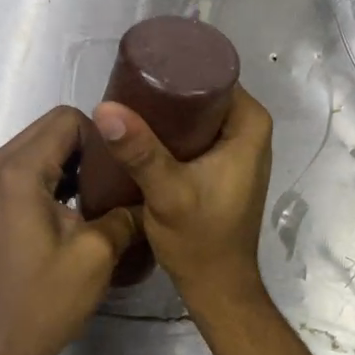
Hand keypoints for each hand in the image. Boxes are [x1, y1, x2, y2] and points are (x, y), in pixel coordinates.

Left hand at [0, 106, 139, 354]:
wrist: (0, 345)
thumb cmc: (46, 299)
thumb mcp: (98, 253)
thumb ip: (125, 211)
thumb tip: (149, 191)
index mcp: (18, 171)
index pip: (68, 120)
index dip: (101, 137)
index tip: (122, 168)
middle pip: (50, 127)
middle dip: (87, 146)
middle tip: (115, 180)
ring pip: (38, 144)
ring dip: (70, 160)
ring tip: (99, 193)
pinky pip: (24, 166)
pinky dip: (51, 174)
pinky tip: (75, 205)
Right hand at [92, 85, 272, 313]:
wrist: (216, 288)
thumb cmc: (200, 240)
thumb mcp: (167, 192)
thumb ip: (140, 152)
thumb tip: (104, 108)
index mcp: (250, 126)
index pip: (216, 75)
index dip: (179, 67)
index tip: (142, 69)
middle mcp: (250, 132)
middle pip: (205, 92)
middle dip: (168, 88)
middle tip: (127, 88)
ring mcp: (238, 151)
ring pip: (199, 113)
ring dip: (168, 110)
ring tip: (129, 106)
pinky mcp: (223, 168)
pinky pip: (197, 132)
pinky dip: (173, 130)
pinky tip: (142, 132)